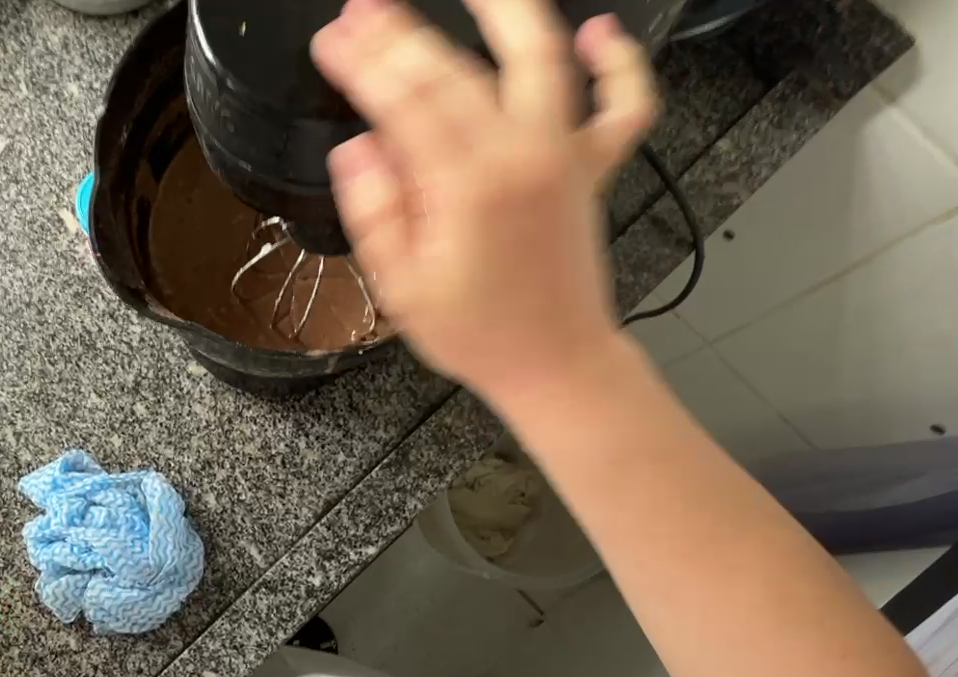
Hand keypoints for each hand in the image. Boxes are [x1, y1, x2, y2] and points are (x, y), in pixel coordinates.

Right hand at [311, 0, 657, 398]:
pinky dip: (617, 64)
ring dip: (509, 11)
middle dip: (402, 35)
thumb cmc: (480, 335)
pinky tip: (597, 34)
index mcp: (465, 189)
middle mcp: (520, 158)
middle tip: (366, 10)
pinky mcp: (591, 171)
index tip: (335, 40)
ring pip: (543, 57)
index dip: (364, 64)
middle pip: (455, 71)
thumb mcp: (402, 289)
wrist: (552, 362)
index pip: (404, 102)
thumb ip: (375, 213)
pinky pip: (623, 105)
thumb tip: (356, 153)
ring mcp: (562, 158)